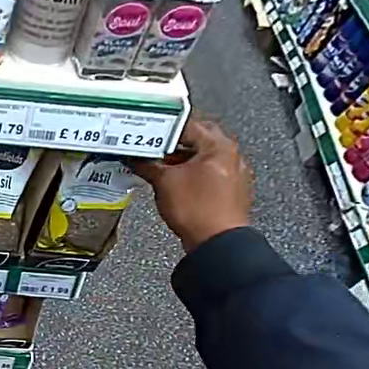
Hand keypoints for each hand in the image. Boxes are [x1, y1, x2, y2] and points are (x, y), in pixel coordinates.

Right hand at [131, 117, 252, 251]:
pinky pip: (207, 175)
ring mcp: (232, 175)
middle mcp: (231, 157)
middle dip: (173, 144)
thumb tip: (136, 159)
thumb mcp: (164, 182)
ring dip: (180, 160)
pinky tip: (174, 183)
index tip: (147, 133)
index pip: (187, 124)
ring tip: (159, 167)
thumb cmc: (200, 212)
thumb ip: (148, 165)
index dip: (162, 128)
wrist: (216, 244)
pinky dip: (189, 175)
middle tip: (153, 147)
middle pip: (196, 140)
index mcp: (219, 146)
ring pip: (202, 158)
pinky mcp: (229, 192)